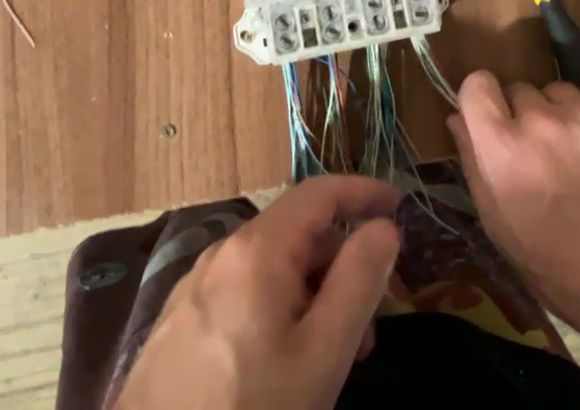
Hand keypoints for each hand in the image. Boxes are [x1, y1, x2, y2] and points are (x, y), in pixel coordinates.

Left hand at [115, 176, 400, 409]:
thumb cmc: (251, 406)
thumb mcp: (322, 352)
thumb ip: (359, 281)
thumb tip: (382, 227)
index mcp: (257, 249)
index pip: (319, 193)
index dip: (362, 191)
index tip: (399, 204)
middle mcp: (221, 254)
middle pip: (296, 234)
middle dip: (341, 263)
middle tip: (372, 321)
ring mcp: (194, 287)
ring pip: (271, 268)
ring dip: (313, 294)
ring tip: (333, 355)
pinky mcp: (179, 322)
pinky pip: (243, 294)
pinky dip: (279, 309)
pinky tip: (285, 362)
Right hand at [446, 71, 579, 336]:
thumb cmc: (560, 266)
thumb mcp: (500, 225)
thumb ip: (475, 163)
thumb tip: (458, 117)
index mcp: (504, 151)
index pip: (477, 84)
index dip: (482, 98)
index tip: (492, 115)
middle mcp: (544, 123)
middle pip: (521, 90)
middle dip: (525, 116)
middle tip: (543, 156)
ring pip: (562, 93)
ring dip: (564, 116)